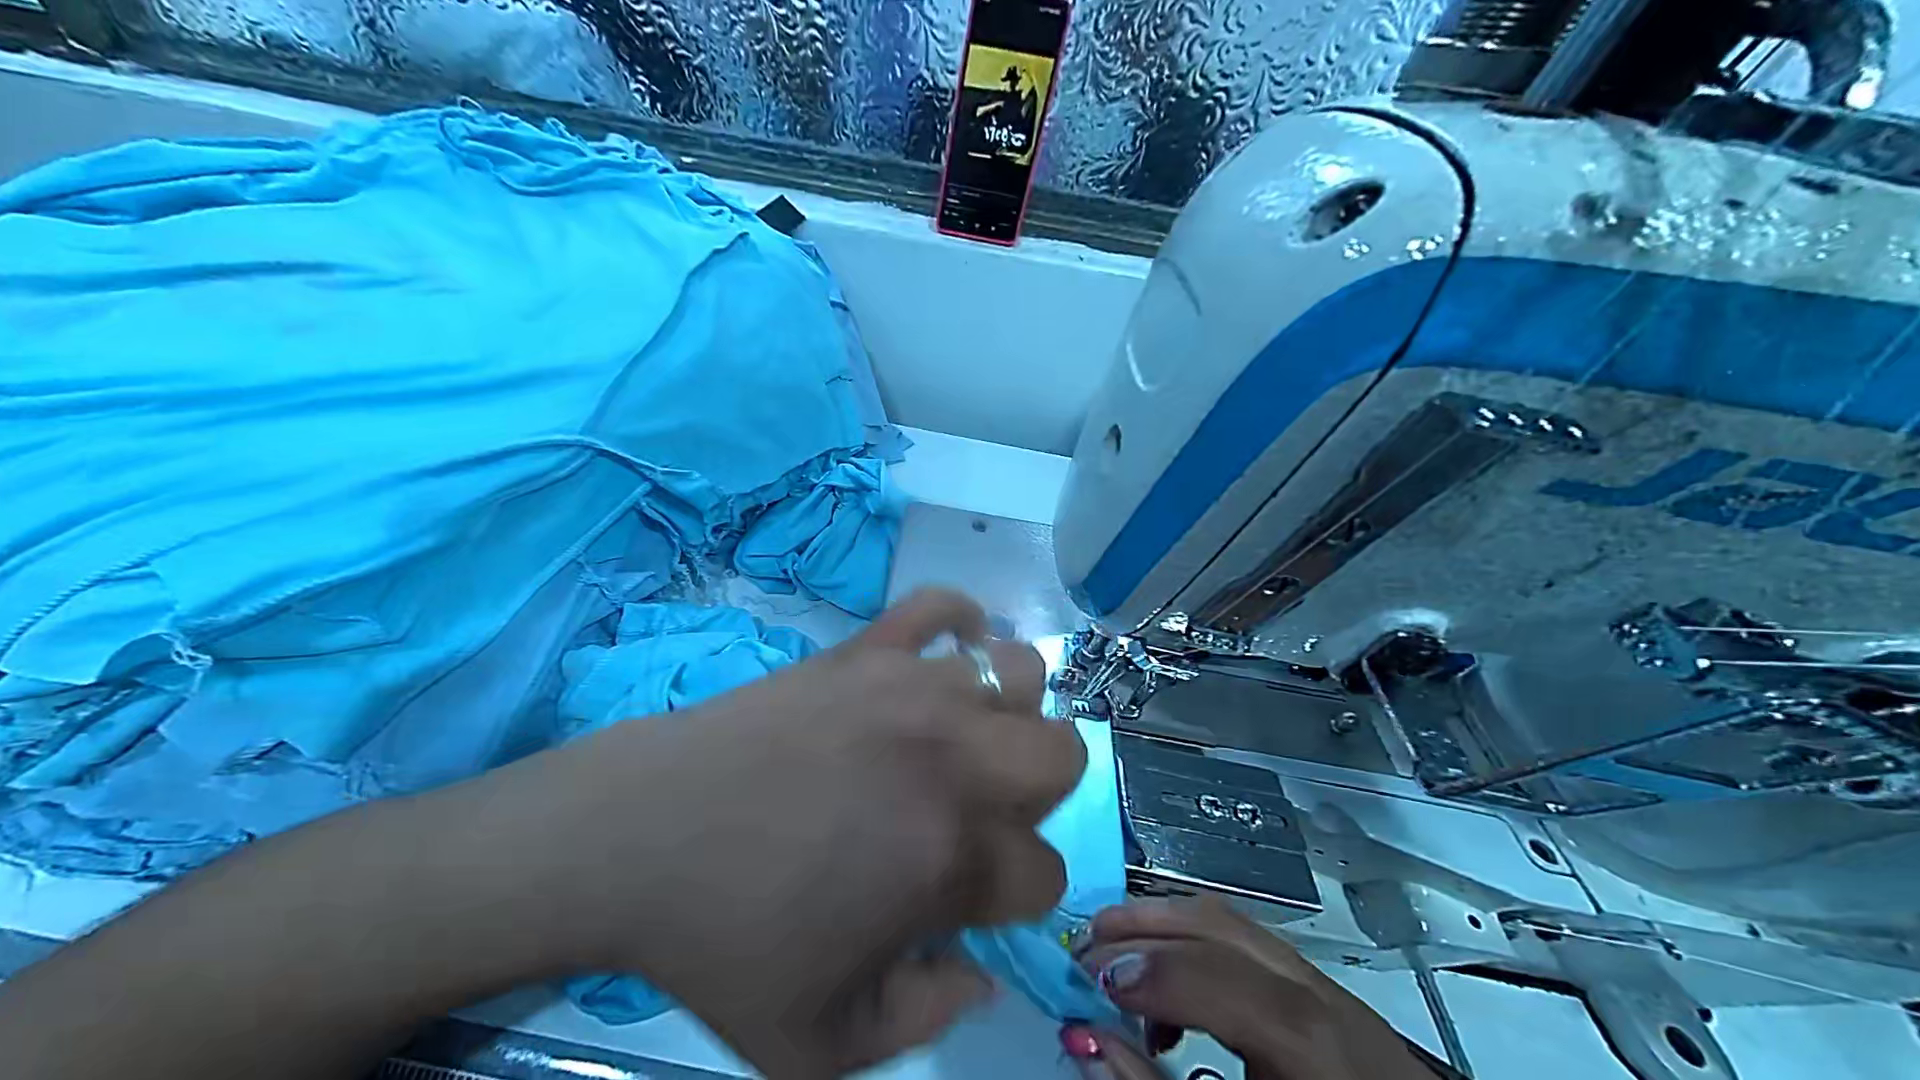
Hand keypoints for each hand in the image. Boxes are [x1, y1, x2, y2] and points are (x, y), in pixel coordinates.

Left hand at [471, 588, 1086, 1077]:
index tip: (974, 900)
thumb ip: (925, 1021)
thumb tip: (980, 973)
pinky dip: (958, 621)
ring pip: (1019, 672)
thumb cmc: (723, 942)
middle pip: (1064, 754)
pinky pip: (939, 605)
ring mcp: (910, 689)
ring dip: (1006, 712)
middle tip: (981, 815)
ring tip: (961, 739)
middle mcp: (951, 760)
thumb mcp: (820, 1044)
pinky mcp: (866, 648)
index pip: (1046, 873)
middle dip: (1040, 796)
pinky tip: (943, 656)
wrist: (635, 836)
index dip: (1018, 897)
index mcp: (950, 860)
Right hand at [1069, 898, 1434, 1079]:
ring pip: (1225, 921)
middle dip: (1139, 928)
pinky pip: (1236, 941)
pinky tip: (1159, 998)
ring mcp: (1320, 982)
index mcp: (1315, 1046)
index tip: (1095, 986)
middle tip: (1078, 956)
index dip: (1160, 974)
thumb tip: (1083, 1038)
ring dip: (1154, 926)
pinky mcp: (1311, 983)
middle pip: (1221, 927)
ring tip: (1105, 959)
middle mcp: (1322, 996)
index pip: (1232, 981)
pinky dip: (1184, 948)